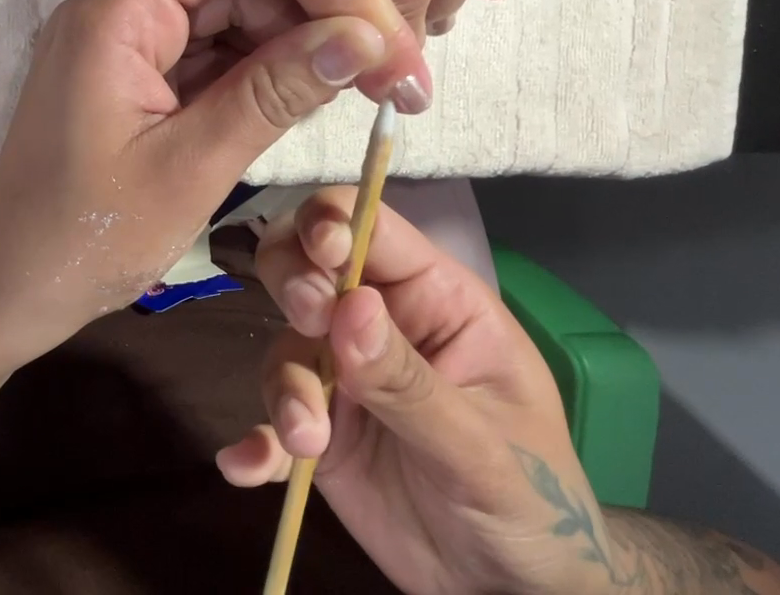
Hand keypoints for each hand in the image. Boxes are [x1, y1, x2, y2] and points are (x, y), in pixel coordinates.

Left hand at [0, 0, 387, 369]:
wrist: (15, 289)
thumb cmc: (94, 234)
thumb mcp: (194, 164)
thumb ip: (276, 91)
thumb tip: (363, 35)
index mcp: (114, 16)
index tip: (359, 1)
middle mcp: (110, 15)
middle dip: (290, 11)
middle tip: (366, 58)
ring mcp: (114, 50)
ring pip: (211, 18)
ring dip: (271, 47)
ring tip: (340, 84)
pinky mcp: (122, 84)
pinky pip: (192, 57)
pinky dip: (240, 74)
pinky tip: (288, 101)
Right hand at [218, 188, 613, 594]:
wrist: (511, 590)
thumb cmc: (532, 501)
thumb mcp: (483, 445)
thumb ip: (411, 380)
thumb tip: (350, 308)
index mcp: (433, 299)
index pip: (371, 229)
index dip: (333, 222)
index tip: (322, 252)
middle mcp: (376, 323)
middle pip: (303, 264)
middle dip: (294, 285)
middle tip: (311, 325)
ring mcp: (339, 374)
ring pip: (281, 343)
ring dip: (284, 386)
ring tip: (307, 439)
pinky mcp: (315, 428)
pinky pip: (268, 420)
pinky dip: (254, 440)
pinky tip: (246, 467)